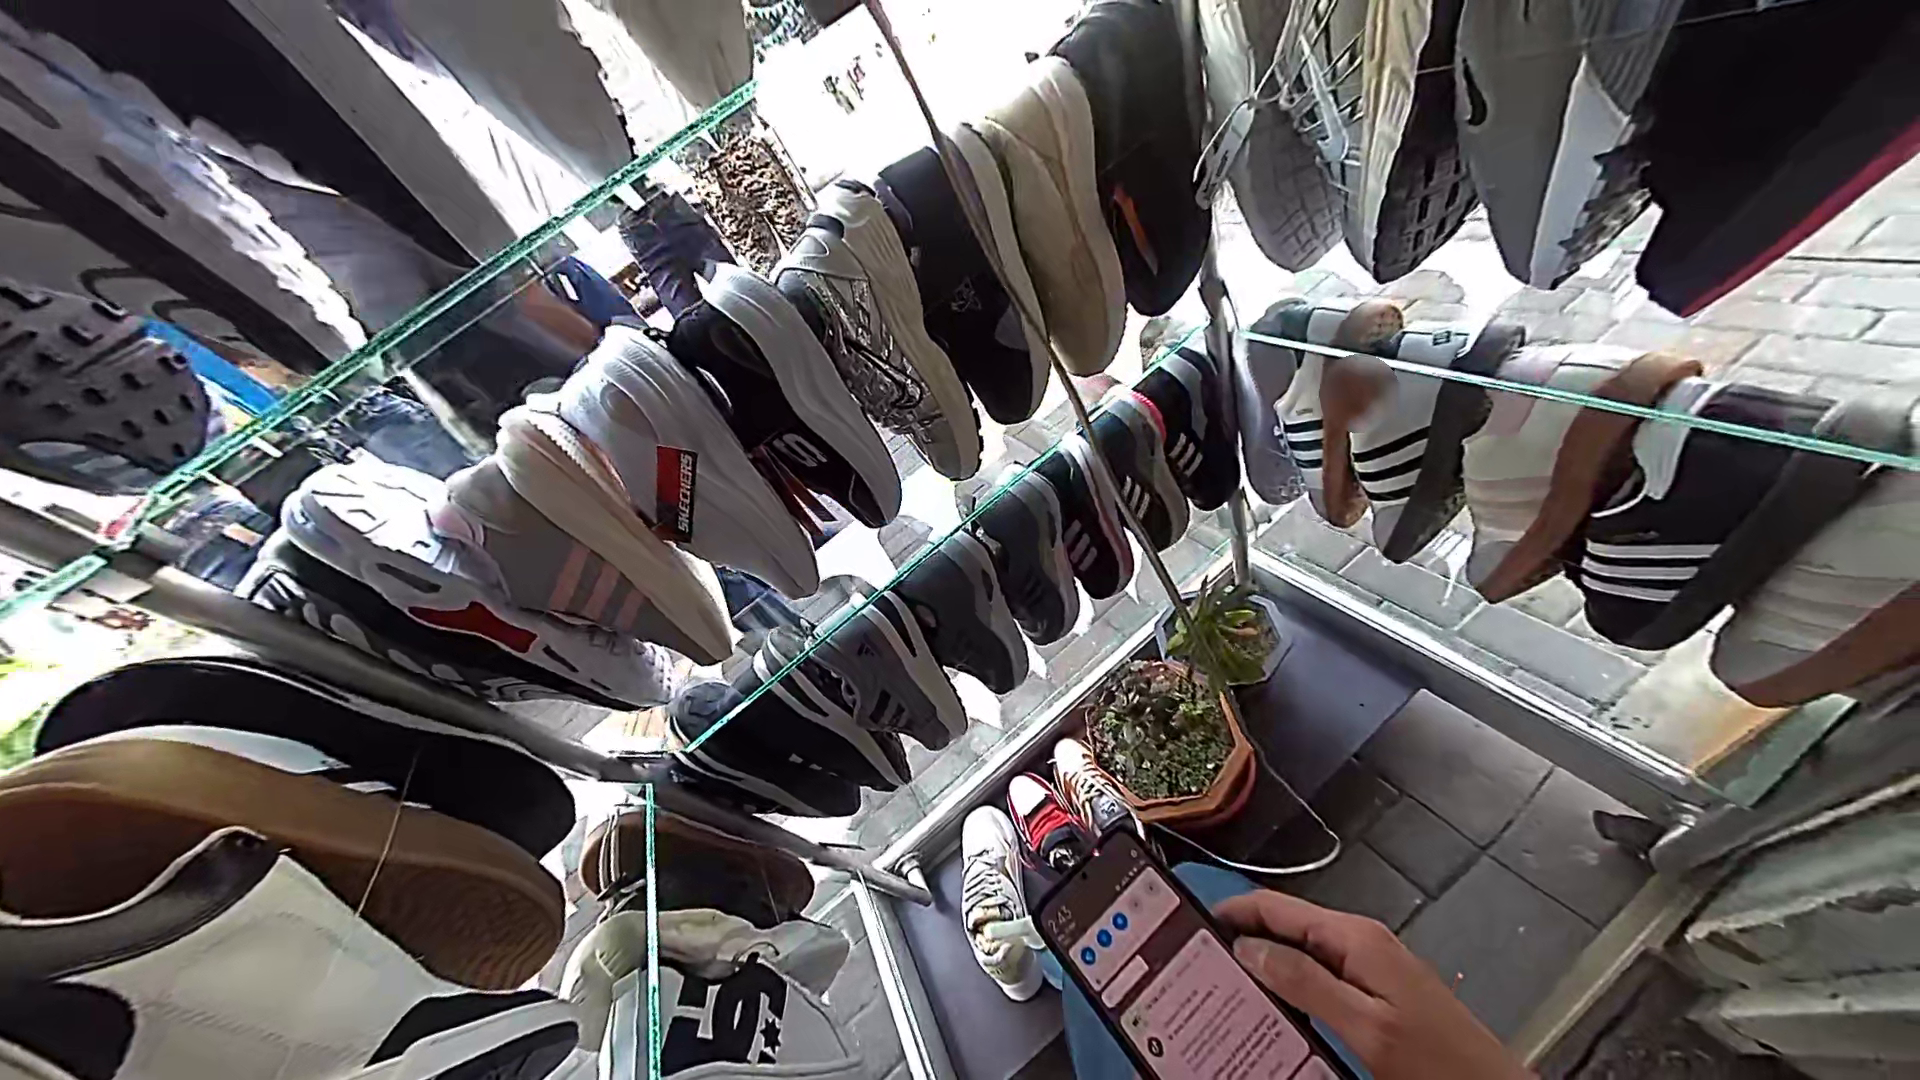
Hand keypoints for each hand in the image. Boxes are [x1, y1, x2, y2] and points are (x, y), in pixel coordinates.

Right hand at [1214, 890, 1532, 1079]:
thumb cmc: (1436, 1064)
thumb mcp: (1366, 1028)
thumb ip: (1305, 980)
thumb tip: (1246, 946)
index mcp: (1353, 936)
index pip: (1275, 906)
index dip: (1232, 911)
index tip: (1192, 926)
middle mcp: (1358, 941)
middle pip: (1285, 927)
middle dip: (1244, 940)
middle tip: (1204, 964)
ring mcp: (1370, 968)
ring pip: (1300, 954)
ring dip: (1265, 966)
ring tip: (1228, 986)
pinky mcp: (1378, 995)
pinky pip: (1320, 978)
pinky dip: (1291, 987)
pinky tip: (1274, 1009)